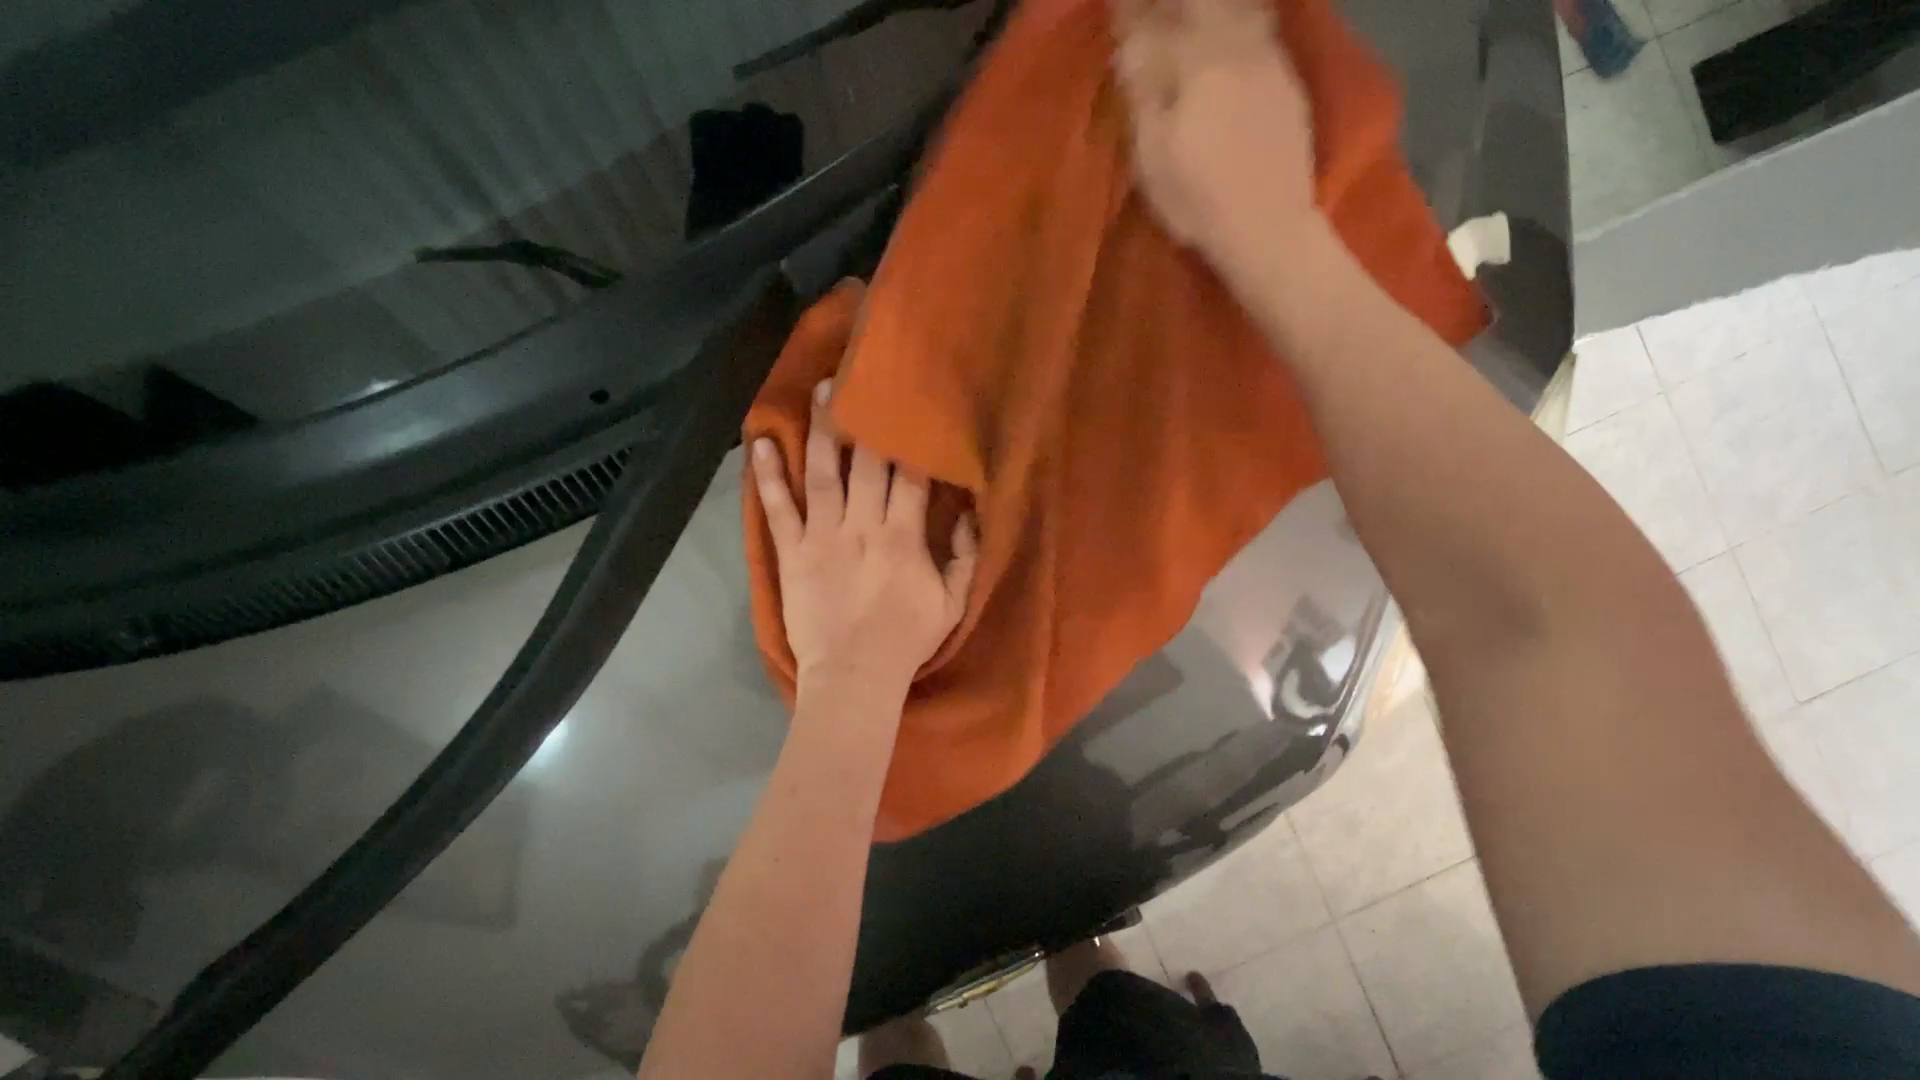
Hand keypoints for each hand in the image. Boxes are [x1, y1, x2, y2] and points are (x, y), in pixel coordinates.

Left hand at [751, 379, 977, 694]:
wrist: (853, 678)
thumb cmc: (906, 641)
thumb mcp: (952, 603)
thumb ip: (964, 557)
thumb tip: (970, 512)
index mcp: (904, 537)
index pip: (910, 476)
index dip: (911, 437)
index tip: (911, 402)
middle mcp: (863, 526)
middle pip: (866, 463)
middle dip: (865, 417)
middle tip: (860, 375)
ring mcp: (823, 537)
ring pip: (823, 474)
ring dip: (822, 431)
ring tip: (820, 391)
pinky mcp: (792, 553)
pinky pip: (779, 509)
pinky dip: (769, 477)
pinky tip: (762, 443)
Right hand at [1112, 0, 1318, 290]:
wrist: (1269, 227)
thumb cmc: (1198, 202)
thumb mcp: (1153, 158)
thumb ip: (1143, 94)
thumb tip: (1132, 47)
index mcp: (1198, 66)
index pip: (1159, 23)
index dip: (1135, 15)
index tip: (1119, 9)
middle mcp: (1238, 50)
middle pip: (1203, 6)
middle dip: (1173, 7)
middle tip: (1153, 12)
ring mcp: (1270, 63)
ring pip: (1238, 11)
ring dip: (1208, 9)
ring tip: (1190, 14)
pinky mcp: (1289, 82)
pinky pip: (1262, 29)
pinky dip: (1239, 18)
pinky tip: (1228, 28)